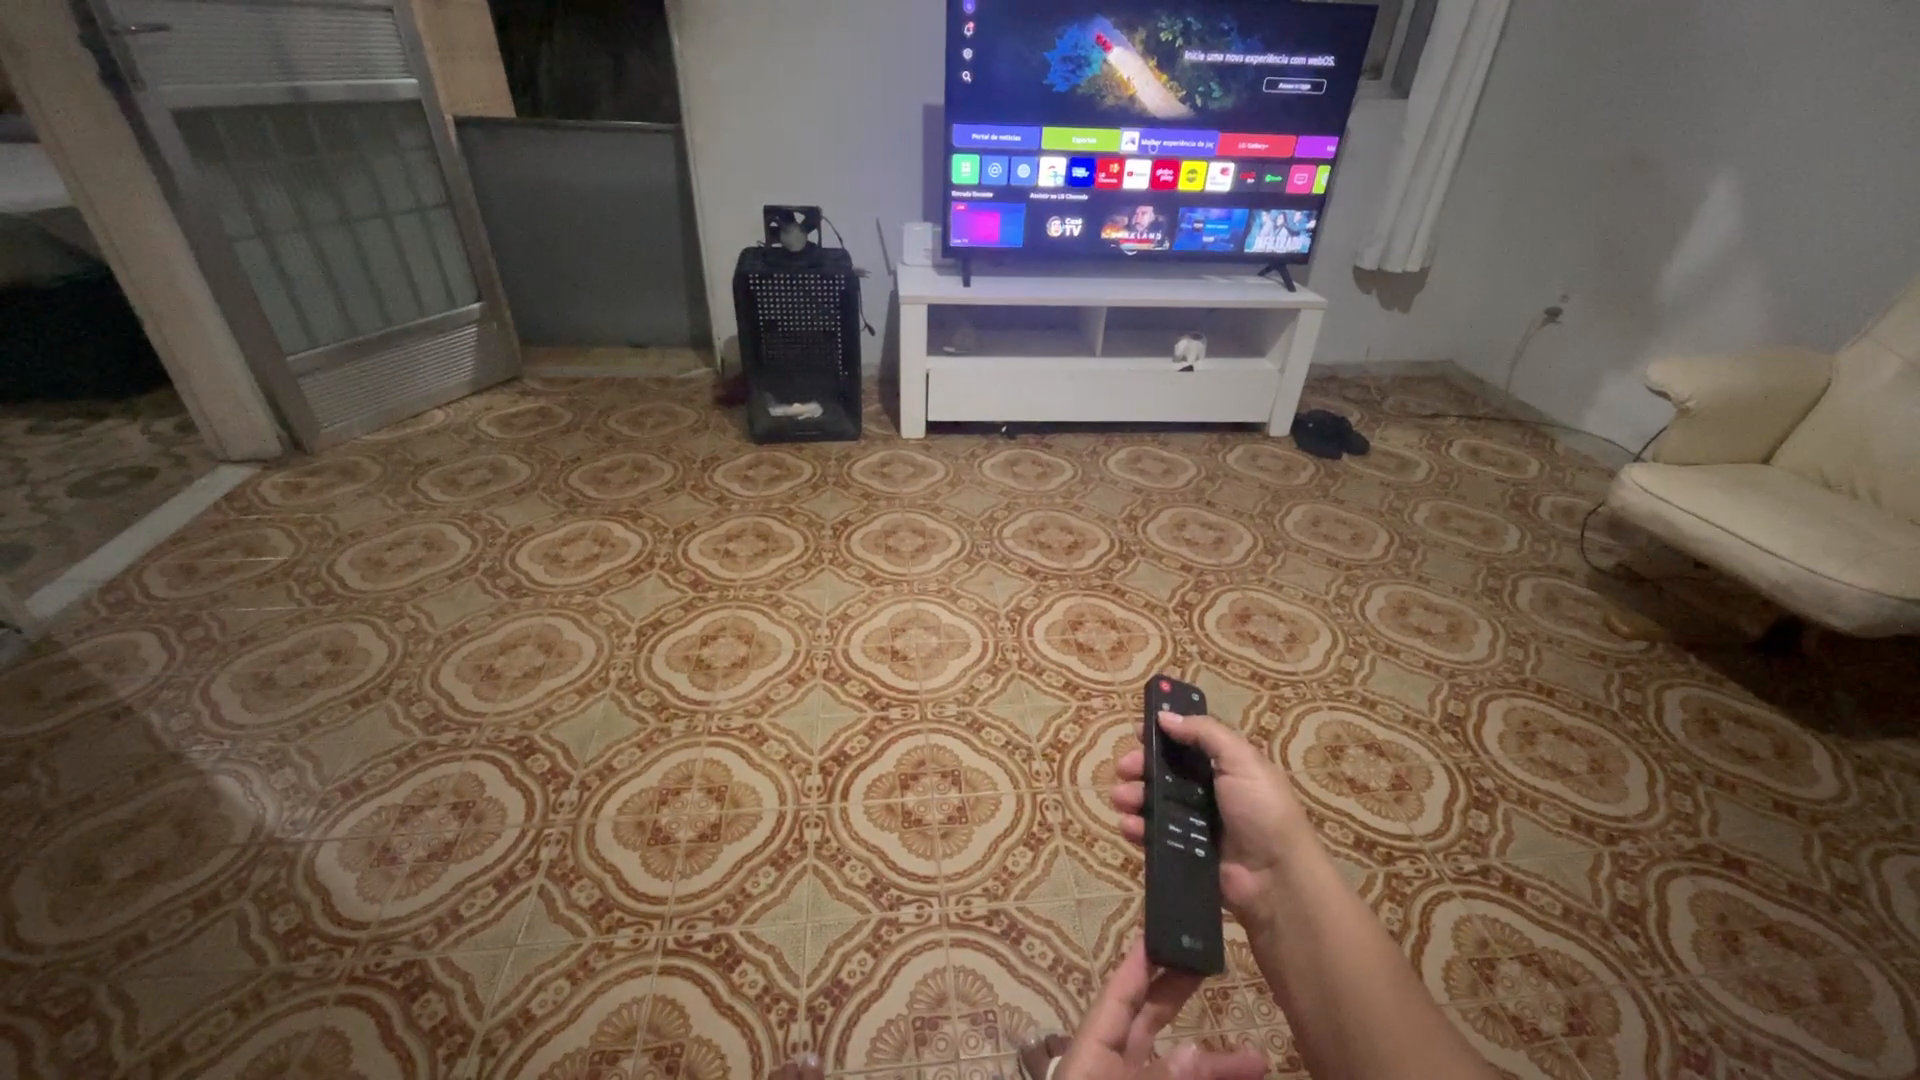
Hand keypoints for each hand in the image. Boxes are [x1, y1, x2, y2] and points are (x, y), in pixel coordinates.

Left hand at [1056, 937, 1266, 1079]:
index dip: (1139, 961)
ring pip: (1176, 1066)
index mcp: (1092, 1050)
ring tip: (1259, 1059)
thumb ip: (1156, 1078)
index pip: (1118, 993)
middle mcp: (1112, 1064)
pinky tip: (1242, 1079)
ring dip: (1216, 1063)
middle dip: (1180, 993)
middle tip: (1209, 963)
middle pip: (1149, 1020)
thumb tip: (1194, 1049)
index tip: (1160, 927)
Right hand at [1111, 711, 1313, 925]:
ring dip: (1133, 796)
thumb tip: (1165, 716)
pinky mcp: (1182, 850)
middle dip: (1140, 766)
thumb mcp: (1242, 761)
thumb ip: (1205, 733)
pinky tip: (1128, 824)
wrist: (1274, 878)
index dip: (1162, 735)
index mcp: (1224, 766)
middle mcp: (1207, 792)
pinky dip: (1136, 828)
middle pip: (1163, 772)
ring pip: (1153, 803)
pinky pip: (1153, 835)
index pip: (1187, 743)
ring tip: (1121, 799)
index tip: (1138, 731)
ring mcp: (1193, 823)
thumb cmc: (1262, 811)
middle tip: (1124, 768)